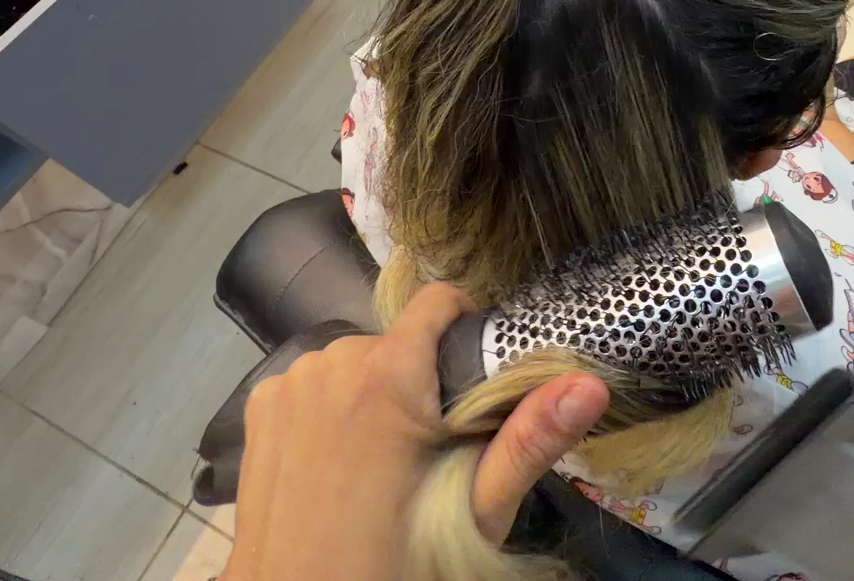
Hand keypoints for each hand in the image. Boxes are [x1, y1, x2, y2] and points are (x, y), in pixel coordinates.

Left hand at [220, 283, 609, 580]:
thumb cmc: (397, 565)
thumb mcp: (477, 510)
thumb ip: (532, 439)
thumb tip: (593, 386)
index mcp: (390, 374)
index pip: (439, 300)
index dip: (465, 325)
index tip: (470, 378)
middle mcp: (334, 360)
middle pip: (399, 339)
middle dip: (419, 376)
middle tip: (428, 442)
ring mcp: (291, 380)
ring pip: (355, 358)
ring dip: (374, 390)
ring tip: (379, 457)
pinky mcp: (259, 404)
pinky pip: (314, 379)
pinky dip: (331, 403)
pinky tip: (333, 458)